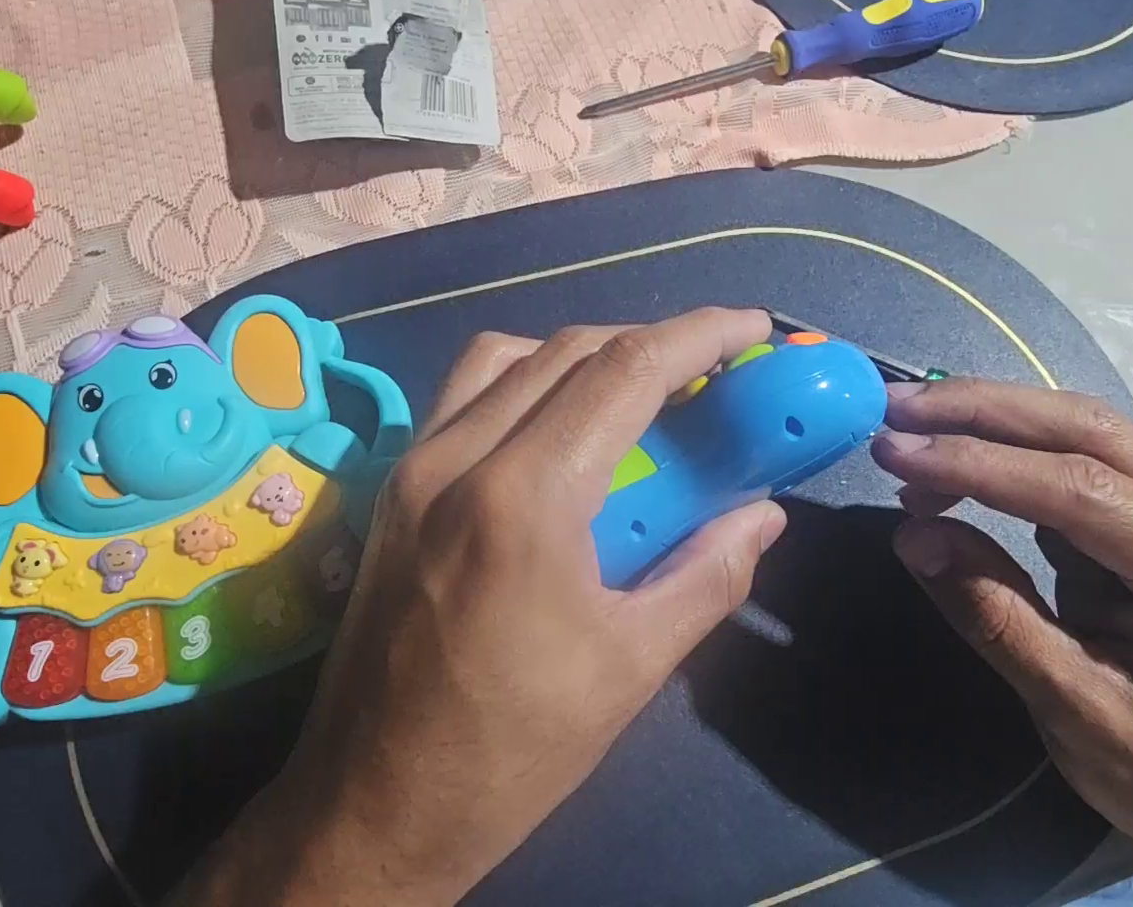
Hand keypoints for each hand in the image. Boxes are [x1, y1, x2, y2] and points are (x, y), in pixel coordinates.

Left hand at [176, 308, 788, 906]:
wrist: (369, 805)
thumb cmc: (510, 749)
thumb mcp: (630, 668)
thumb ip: (707, 574)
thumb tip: (763, 514)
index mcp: (522, 498)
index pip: (623, 373)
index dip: (697, 336)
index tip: (751, 327)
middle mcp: (457, 456)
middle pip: (568, 349)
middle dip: (650, 342)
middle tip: (707, 368)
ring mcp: (413, 465)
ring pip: (507, 357)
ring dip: (581, 354)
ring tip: (634, 391)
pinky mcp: (392, 485)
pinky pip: (465, 394)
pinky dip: (525, 380)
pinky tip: (557, 428)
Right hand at [870, 379, 1132, 906]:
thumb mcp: (1071, 712)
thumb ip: (993, 616)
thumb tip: (912, 533)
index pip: (1082, 490)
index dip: (979, 463)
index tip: (893, 451)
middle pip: (1089, 431)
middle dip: (981, 411)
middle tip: (892, 407)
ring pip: (1084, 429)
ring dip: (990, 416)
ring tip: (909, 420)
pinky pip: (1078, 457)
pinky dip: (1006, 445)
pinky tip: (954, 456)